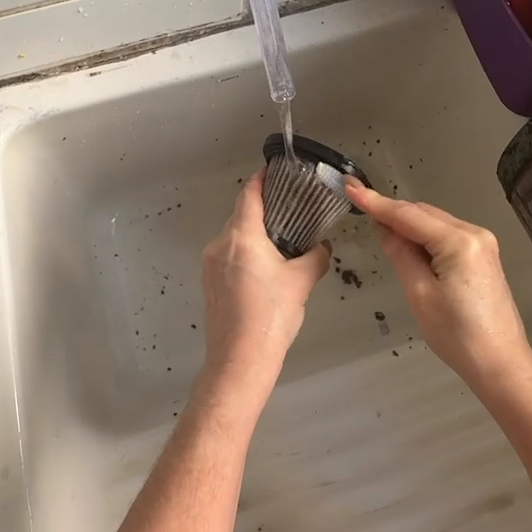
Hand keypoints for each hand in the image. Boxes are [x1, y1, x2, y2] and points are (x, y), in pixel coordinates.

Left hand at [198, 170, 331, 390]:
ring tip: (281, 242)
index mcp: (241, 237)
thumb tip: (322, 247)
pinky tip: (265, 269)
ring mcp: (210, 266)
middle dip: (263, 211)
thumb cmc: (271, 316)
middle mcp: (220, 245)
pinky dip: (245, 254)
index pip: (249, 195)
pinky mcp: (209, 285)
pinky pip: (228, 257)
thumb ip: (315, 257)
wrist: (240, 361)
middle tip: (288, 210)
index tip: (272, 171)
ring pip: (233, 238)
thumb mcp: (302, 282)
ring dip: (254, 235)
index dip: (261, 180)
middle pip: (240, 216)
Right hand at [346, 183, 531, 387]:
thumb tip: (381, 226)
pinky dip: (424, 238)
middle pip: (423, 214)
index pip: (408, 215)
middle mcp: (475, 233)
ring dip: (407, 226)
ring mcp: (482, 244)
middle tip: (359, 213)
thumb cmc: (457, 336)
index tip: (350, 187)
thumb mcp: (419, 295)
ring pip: (434, 223)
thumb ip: (399, 254)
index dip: (376, 202)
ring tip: (381, 236)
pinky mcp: (483, 256)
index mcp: (459, 242)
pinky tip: (408, 248)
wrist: (501, 365)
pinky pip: (446, 235)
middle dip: (392, 213)